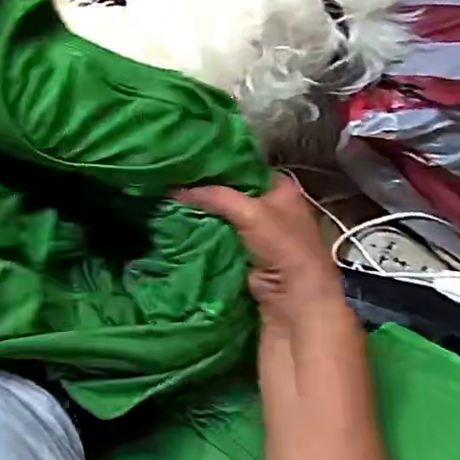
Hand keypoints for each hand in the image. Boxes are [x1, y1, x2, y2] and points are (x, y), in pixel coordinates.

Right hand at [172, 172, 348, 336]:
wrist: (292, 297)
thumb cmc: (283, 246)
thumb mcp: (250, 212)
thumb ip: (214, 195)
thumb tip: (172, 188)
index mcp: (280, 188)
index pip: (243, 166)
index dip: (217, 163)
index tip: (186, 161)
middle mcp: (268, 205)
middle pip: (228, 189)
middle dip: (202, 187)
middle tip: (171, 178)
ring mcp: (253, 229)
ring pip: (218, 211)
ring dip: (198, 208)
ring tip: (167, 196)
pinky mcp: (239, 249)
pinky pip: (213, 231)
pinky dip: (198, 227)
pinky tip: (176, 219)